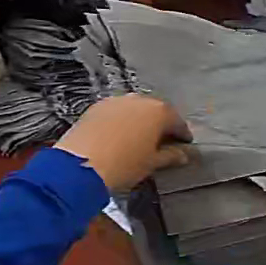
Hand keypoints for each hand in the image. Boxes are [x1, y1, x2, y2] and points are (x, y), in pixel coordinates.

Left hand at [55, 96, 194, 191]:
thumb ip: (172, 156)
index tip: (184, 145)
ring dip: (140, 121)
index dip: (182, 135)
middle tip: (163, 141)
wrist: (80, 164)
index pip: (178, 122)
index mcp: (160, 112)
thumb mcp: (153, 163)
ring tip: (140, 137)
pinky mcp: (96, 107)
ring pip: (135, 110)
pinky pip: (117, 112)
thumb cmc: (125, 164)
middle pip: (156, 112)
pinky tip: (120, 135)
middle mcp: (140, 100)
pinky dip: (122, 121)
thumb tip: (184, 154)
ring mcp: (117, 101)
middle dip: (161, 125)